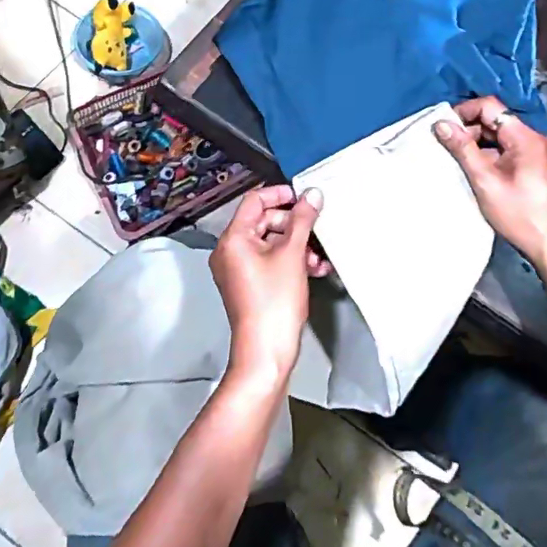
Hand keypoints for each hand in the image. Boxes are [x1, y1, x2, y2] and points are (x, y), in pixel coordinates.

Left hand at [210, 185, 328, 386]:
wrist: (266, 351)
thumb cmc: (273, 305)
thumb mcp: (293, 254)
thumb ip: (303, 220)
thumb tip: (311, 195)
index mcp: (233, 239)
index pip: (254, 200)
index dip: (280, 195)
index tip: (303, 197)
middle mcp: (230, 251)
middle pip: (263, 221)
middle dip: (293, 225)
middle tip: (315, 231)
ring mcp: (238, 269)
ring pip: (270, 243)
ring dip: (296, 245)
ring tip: (317, 258)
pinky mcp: (248, 284)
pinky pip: (269, 261)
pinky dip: (290, 260)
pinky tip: (312, 269)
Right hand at [433, 97, 546, 269]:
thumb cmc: (520, 214)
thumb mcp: (485, 181)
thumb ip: (463, 149)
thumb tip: (441, 124)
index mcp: (526, 137)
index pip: (490, 106)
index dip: (464, 112)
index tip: (446, 129)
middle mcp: (538, 139)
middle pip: (498, 120)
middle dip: (471, 129)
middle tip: (451, 148)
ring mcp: (542, 153)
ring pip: (504, 136)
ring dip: (482, 143)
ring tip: (462, 161)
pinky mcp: (542, 166)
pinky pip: (513, 149)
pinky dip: (495, 154)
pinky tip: (481, 171)